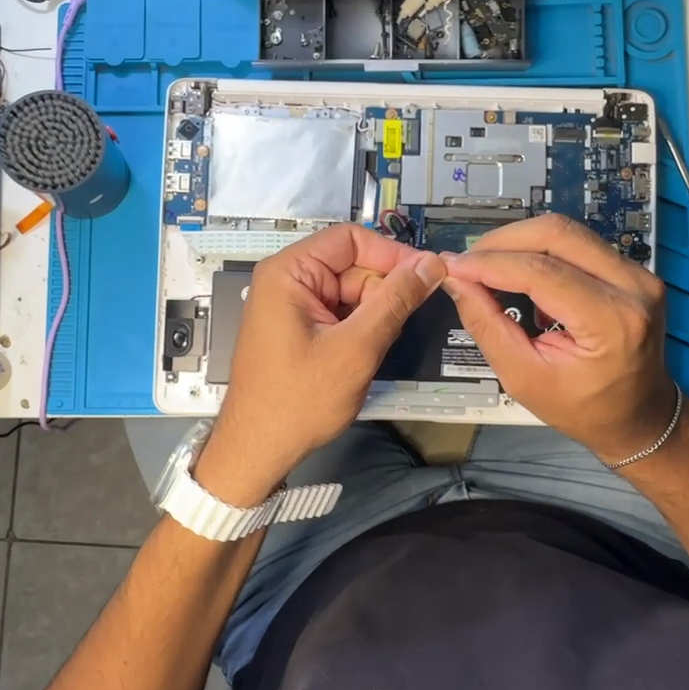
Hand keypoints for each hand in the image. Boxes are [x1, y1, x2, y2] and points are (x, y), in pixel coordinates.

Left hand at [198, 224, 445, 504]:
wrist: (258, 449)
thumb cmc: (297, 400)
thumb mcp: (356, 348)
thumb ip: (395, 301)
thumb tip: (430, 265)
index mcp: (289, 272)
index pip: (351, 239)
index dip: (392, 254)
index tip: (427, 276)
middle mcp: (287, 280)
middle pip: (353, 265)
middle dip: (382, 291)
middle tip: (402, 323)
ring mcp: (292, 305)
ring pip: (352, 292)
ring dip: (373, 314)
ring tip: (377, 346)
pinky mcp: (299, 328)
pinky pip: (341, 313)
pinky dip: (360, 328)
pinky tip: (365, 352)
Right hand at [441, 214, 677, 461]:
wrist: (639, 416)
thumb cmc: (583, 408)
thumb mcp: (524, 379)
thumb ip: (488, 326)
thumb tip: (456, 281)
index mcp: (612, 322)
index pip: (541, 272)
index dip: (490, 264)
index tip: (452, 266)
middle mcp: (633, 287)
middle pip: (556, 234)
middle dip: (502, 241)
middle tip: (467, 261)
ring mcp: (637, 274)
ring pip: (566, 231)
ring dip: (518, 241)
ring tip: (486, 265)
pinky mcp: (632, 269)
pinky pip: (577, 243)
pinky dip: (539, 249)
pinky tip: (516, 270)